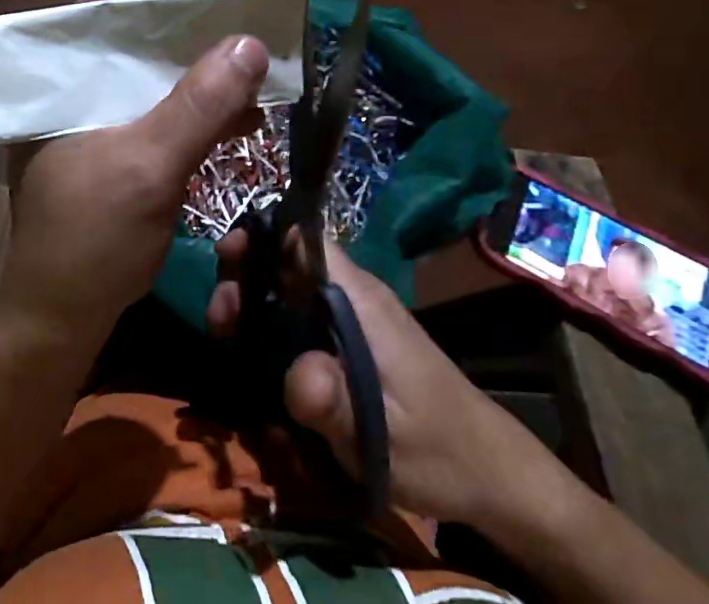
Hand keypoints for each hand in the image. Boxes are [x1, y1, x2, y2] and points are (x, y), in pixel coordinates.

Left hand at [0, 0, 270, 347]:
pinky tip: (247, 114)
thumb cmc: (89, 237)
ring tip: (260, 63)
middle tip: (249, 14)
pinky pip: (170, 116)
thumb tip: (250, 45)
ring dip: (208, 70)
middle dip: (196, 23)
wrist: (64, 316)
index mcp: (61, 79)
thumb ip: (197, 106)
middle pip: (139, 37)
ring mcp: (102, 124)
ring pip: (160, 77)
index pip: (105, 2)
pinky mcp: (124, 154)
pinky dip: (207, 111)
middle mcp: (78, 91)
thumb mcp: (146, 166)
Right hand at [206, 229, 545, 527]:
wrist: (489, 472)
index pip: (307, 239)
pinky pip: (301, 317)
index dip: (263, 235)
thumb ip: (335, 404)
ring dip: (253, 302)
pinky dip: (271, 325)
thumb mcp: (381, 435)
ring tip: (226, 335)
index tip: (226, 257)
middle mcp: (353, 299)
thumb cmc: (438, 448)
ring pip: (290, 289)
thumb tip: (295, 371)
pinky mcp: (351, 345)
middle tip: (219, 318)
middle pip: (288, 262)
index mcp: (360, 300)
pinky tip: (253, 354)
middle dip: (245, 276)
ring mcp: (352, 321)